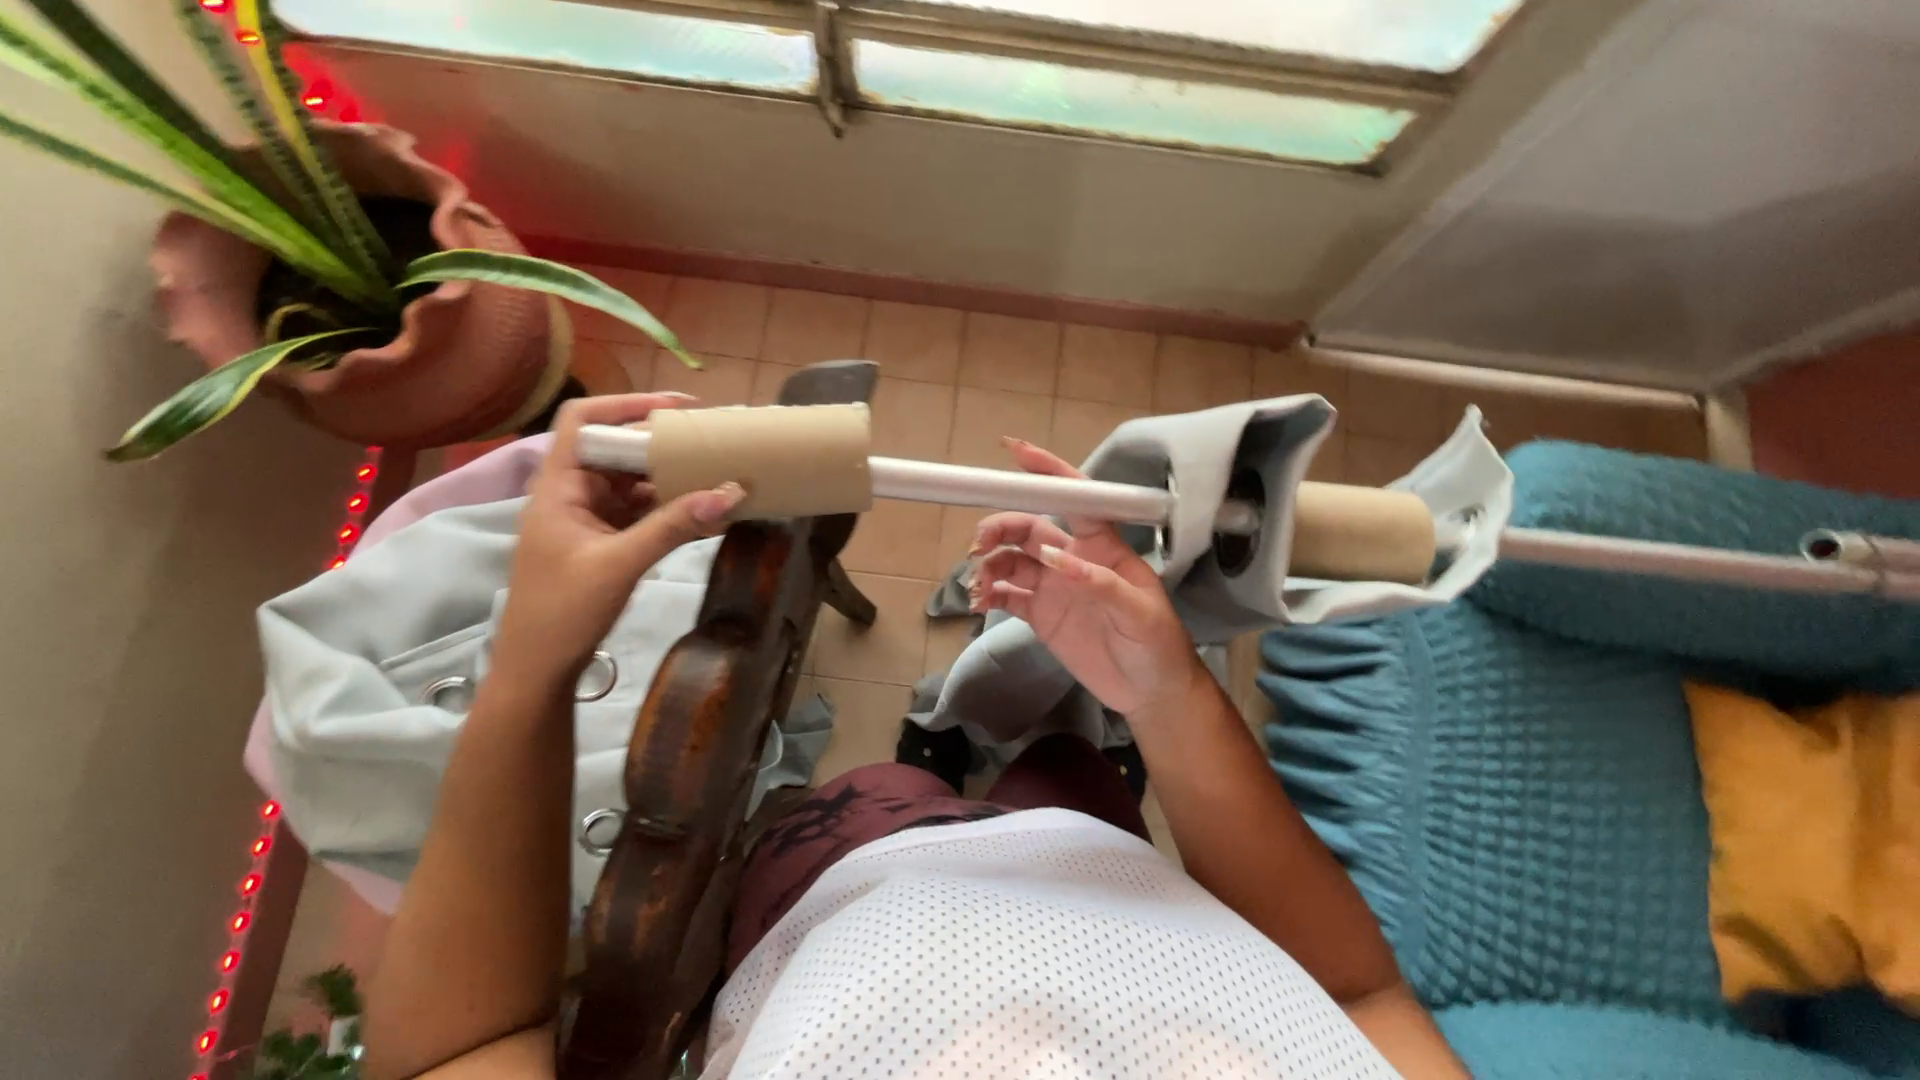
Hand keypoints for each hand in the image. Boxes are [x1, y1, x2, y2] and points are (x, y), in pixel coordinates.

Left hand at [491, 393, 743, 687]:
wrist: (538, 669)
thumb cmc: (563, 611)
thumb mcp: (621, 563)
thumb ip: (674, 526)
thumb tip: (732, 492)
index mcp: (558, 486)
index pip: (583, 421)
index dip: (628, 405)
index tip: (680, 411)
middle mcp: (572, 493)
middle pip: (616, 448)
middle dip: (663, 443)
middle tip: (713, 440)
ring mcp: (589, 519)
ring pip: (632, 482)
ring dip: (671, 477)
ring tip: (718, 472)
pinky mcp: (604, 543)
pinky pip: (641, 512)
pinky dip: (670, 509)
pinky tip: (705, 511)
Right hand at [968, 438, 1206, 717]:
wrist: (1152, 693)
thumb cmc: (1158, 645)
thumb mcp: (1139, 612)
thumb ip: (1099, 582)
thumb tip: (1053, 557)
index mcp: (1104, 547)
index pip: (1076, 499)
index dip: (1048, 472)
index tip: (1014, 452)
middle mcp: (1074, 559)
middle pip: (1030, 528)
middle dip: (1001, 526)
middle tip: (978, 544)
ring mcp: (1054, 587)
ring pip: (1012, 560)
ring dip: (990, 564)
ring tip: (976, 584)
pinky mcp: (1041, 615)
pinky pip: (1007, 595)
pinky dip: (988, 593)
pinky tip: (977, 602)